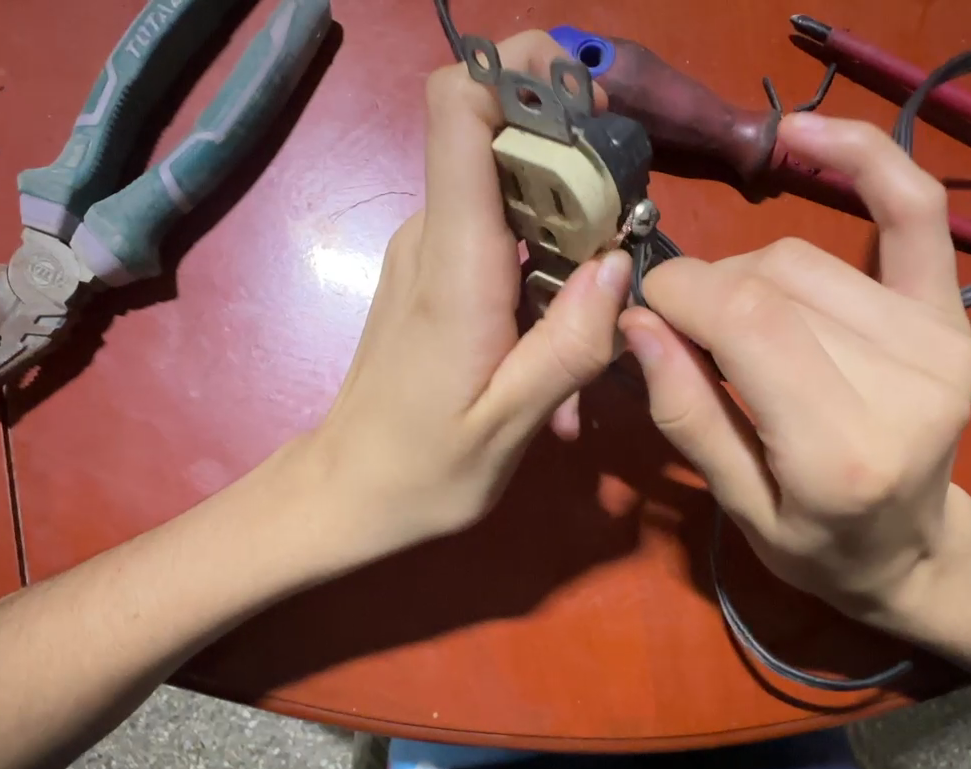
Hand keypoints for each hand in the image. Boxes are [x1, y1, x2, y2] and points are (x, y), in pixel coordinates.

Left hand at [294, 31, 631, 560]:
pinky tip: (555, 341)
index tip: (591, 108)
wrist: (347, 493)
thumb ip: (568, 345)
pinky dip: (540, 270)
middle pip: (501, 142)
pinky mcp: (431, 278)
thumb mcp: (509, 426)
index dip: (522, 73)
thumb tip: (618, 263)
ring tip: (596, 313)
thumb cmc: (423, 471)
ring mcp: (427, 254)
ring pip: (508, 197)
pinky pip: (495, 241)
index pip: (459, 106)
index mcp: (453, 263)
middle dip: (575, 166)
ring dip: (565, 233)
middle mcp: (433, 238)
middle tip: (623, 236)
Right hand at [619, 112, 970, 624]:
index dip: (681, 295)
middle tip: (680, 326)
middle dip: (705, 289)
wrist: (913, 551)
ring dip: (748, 271)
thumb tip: (637, 323)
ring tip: (730, 315)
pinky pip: (913, 213)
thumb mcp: (737, 508)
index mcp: (840, 451)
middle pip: (775, 282)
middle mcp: (903, 385)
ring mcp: (941, 342)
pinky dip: (862, 161)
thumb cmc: (816, 548)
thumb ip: (689, 416)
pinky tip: (804, 135)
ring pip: (808, 259)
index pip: (749, 323)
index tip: (643, 307)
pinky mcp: (954, 316)